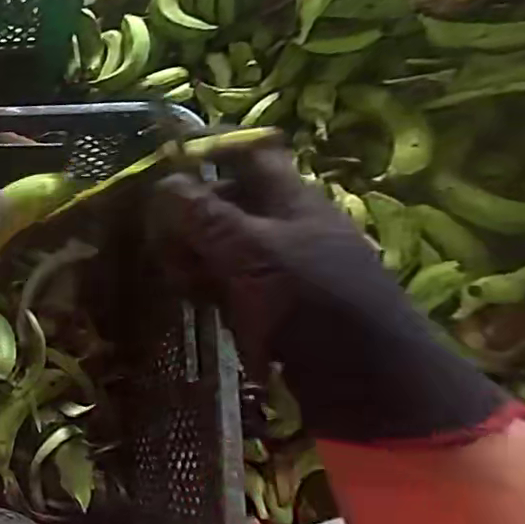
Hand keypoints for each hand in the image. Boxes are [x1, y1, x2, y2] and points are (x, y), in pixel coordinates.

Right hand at [151, 142, 514, 446]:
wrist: (363, 377)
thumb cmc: (308, 299)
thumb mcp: (249, 249)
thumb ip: (203, 214)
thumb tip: (163, 185)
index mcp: (290, 199)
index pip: (249, 152)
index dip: (211, 146)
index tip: (167, 157)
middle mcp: (285, 224)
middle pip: (224, 202)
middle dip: (188, 215)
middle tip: (161, 237)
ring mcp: (278, 264)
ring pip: (219, 243)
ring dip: (191, 254)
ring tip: (178, 276)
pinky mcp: (270, 300)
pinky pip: (225, 278)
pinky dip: (204, 283)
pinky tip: (194, 297)